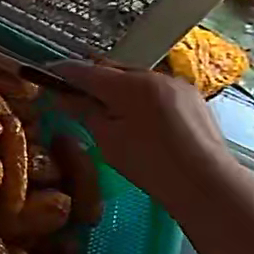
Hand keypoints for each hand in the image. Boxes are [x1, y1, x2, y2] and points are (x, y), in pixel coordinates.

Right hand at [50, 61, 243, 212]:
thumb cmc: (151, 165)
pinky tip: (141, 120)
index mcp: (129, 85)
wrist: (206, 183)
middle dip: (92, 79)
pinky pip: (158, 90)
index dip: (64, 72)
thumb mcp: (109, 141)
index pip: (86, 71)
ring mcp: (177, 84)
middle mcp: (154, 75)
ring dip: (119, 89)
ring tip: (108, 110)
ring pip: (137, 79)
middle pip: (113, 70)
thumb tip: (64, 97)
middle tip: (74, 95)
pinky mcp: (193, 97)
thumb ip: (85, 113)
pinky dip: (142, 98)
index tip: (46, 74)